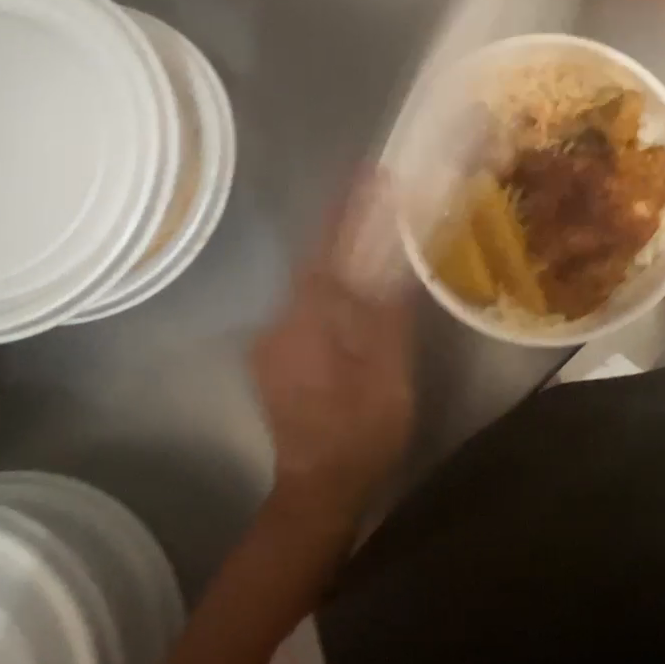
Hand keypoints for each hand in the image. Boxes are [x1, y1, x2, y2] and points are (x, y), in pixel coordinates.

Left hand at [250, 174, 414, 525]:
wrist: (319, 490)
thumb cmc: (362, 430)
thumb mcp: (389, 371)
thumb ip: (386, 312)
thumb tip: (391, 258)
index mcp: (308, 321)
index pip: (329, 249)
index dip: (347, 210)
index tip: (367, 173)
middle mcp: (279, 324)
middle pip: (318, 266)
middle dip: (348, 236)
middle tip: (384, 213)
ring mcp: (273, 345)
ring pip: (312, 292)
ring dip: (342, 269)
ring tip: (377, 256)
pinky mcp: (276, 363)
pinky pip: (308, 314)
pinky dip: (332, 299)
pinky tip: (355, 308)